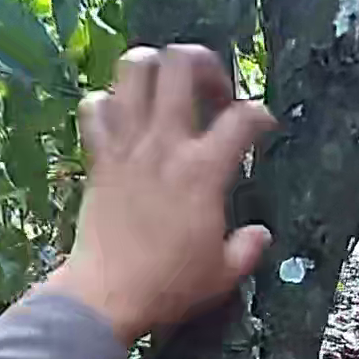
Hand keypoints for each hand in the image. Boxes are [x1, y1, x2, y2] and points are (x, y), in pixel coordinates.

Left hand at [47, 45, 276, 343]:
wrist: (109, 294)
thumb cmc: (170, 286)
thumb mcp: (223, 276)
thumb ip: (248, 249)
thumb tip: (260, 234)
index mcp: (204, 172)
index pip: (242, 119)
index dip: (260, 115)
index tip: (262, 127)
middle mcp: (165, 145)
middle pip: (182, 64)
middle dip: (204, 64)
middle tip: (212, 91)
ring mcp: (127, 146)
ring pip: (135, 69)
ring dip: (156, 69)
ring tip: (168, 91)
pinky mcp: (99, 158)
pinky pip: (96, 106)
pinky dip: (110, 103)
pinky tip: (124, 120)